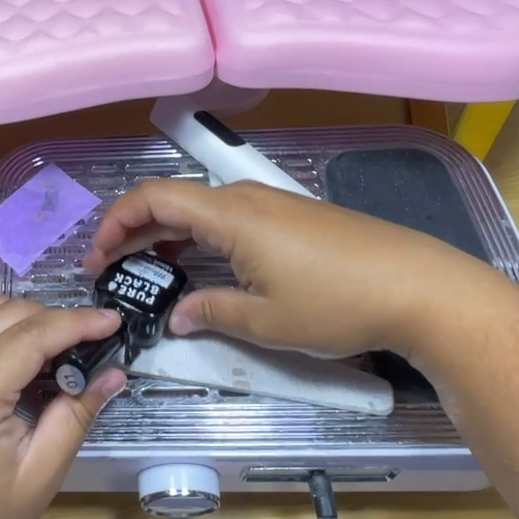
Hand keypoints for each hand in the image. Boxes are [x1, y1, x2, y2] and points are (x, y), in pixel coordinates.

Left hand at [0, 294, 123, 518]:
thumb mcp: (41, 475)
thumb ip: (76, 416)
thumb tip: (113, 372)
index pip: (33, 335)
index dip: (78, 322)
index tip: (113, 321)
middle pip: (9, 313)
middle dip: (55, 318)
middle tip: (88, 344)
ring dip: (21, 313)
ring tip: (52, 342)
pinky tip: (4, 338)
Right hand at [83, 179, 518, 362]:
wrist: (421, 287)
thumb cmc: (337, 303)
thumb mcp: (267, 321)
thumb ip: (211, 313)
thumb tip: (176, 316)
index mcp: (230, 215)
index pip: (154, 198)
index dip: (116, 222)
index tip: (97, 257)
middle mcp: (245, 198)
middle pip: (172, 200)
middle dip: (133, 231)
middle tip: (109, 269)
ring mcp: (271, 204)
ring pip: (200, 209)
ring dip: (165, 234)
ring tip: (145, 270)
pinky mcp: (291, 217)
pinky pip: (227, 217)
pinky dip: (198, 236)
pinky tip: (197, 264)